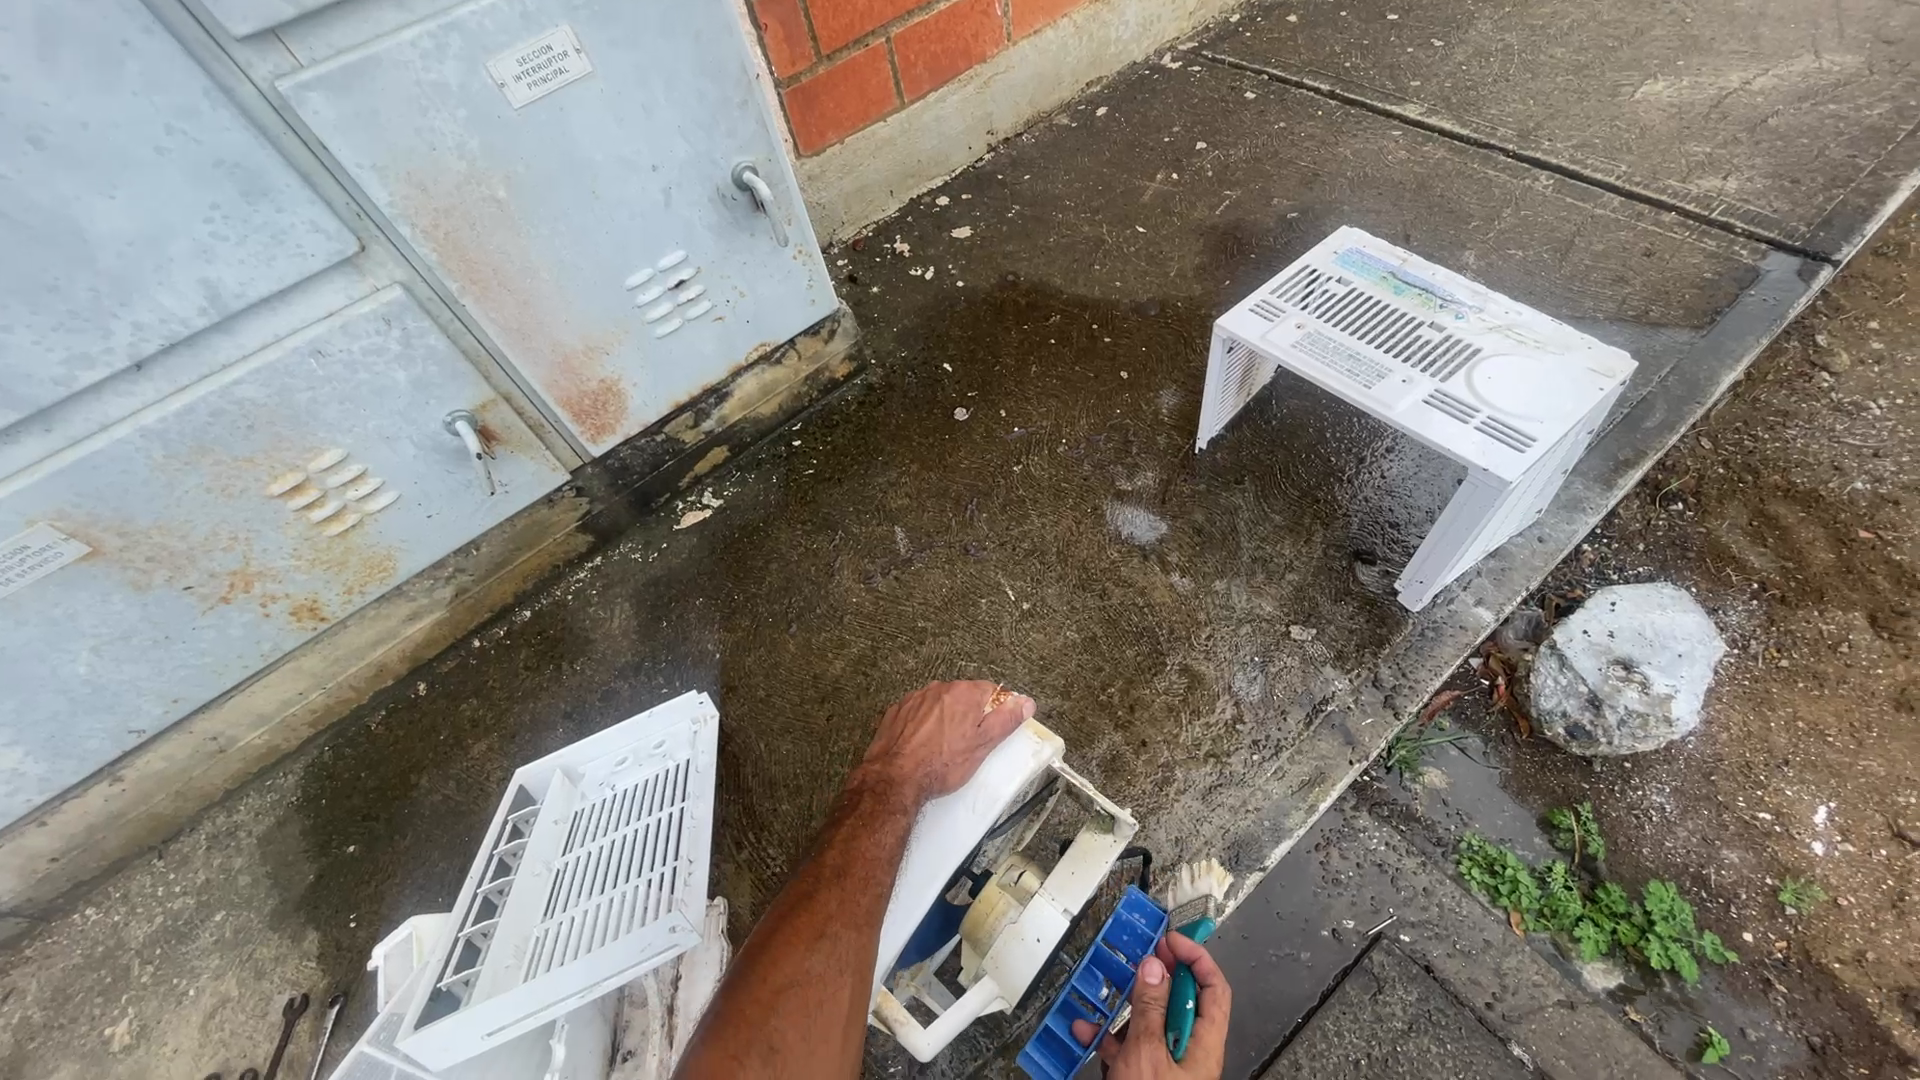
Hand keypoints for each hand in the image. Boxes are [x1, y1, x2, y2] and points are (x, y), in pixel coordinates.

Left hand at [858, 680, 1033, 803]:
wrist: (895, 779)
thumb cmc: (939, 765)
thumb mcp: (982, 745)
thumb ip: (1006, 720)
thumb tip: (1025, 703)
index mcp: (964, 693)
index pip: (992, 691)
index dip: (995, 711)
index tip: (991, 728)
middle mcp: (939, 689)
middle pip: (964, 696)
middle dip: (969, 716)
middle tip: (967, 743)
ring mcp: (916, 699)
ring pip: (940, 704)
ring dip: (945, 719)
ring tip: (943, 748)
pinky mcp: (898, 711)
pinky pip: (918, 713)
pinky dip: (923, 725)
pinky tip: (923, 746)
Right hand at [1070, 931, 1230, 1078]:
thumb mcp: (1147, 1054)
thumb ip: (1150, 1008)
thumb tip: (1156, 967)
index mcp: (1203, 1044)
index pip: (1214, 989)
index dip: (1197, 958)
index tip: (1170, 940)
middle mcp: (1189, 1052)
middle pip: (1179, 1001)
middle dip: (1156, 976)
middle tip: (1138, 956)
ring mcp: (1166, 1066)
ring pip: (1150, 1022)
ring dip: (1125, 1005)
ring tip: (1106, 989)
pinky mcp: (1144, 1078)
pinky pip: (1129, 1047)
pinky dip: (1108, 1036)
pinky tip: (1086, 1030)